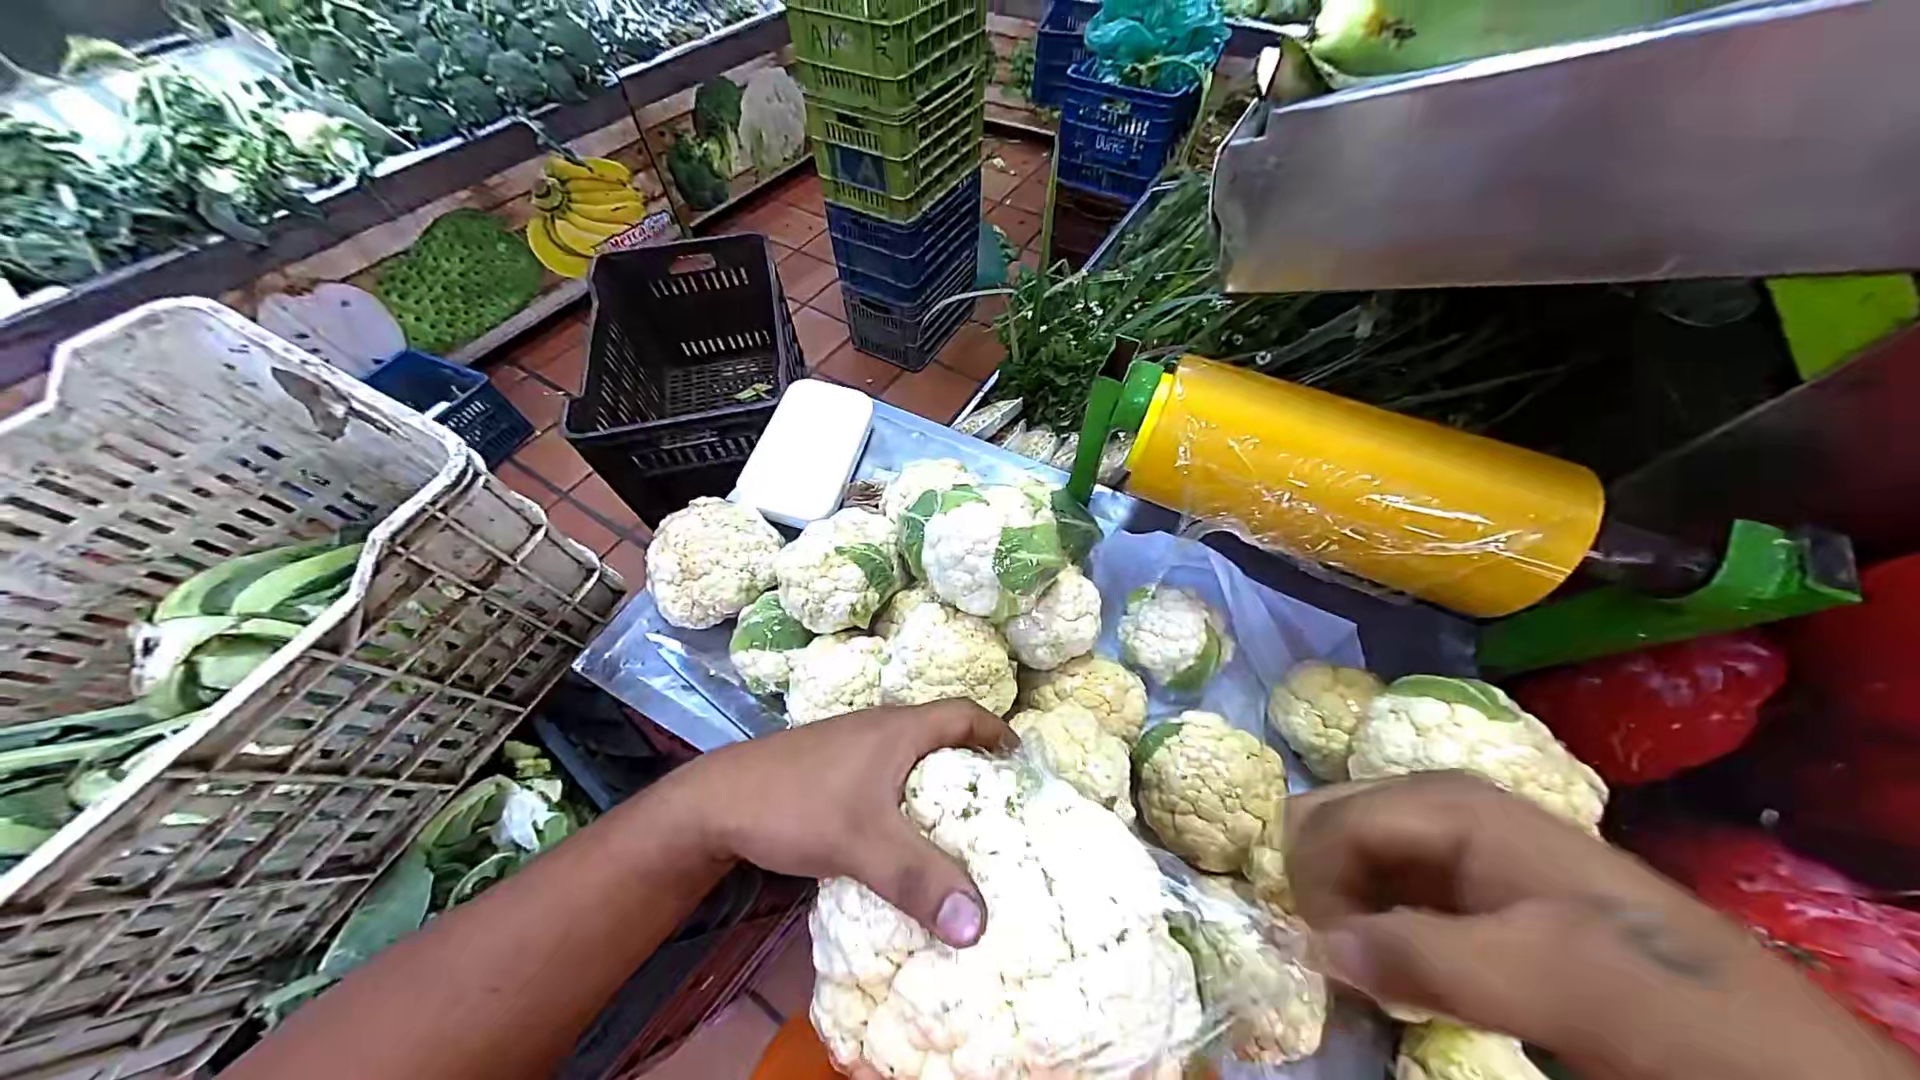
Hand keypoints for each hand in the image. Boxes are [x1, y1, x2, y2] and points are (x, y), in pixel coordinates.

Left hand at [669, 701, 1015, 948]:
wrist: (715, 802)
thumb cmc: (796, 804)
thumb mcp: (862, 844)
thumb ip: (918, 879)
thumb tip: (978, 924)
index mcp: (899, 729)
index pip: (964, 714)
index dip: (997, 732)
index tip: (1023, 762)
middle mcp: (880, 727)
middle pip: (941, 733)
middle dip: (974, 761)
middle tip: (999, 801)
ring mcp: (853, 745)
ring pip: (912, 754)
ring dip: (939, 779)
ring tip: (959, 822)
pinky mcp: (832, 767)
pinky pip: (887, 772)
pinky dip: (907, 793)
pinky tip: (902, 830)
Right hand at [1285, 772, 1919, 1079]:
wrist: (1776, 1053)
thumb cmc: (1663, 1000)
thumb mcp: (1555, 983)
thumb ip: (1428, 957)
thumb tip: (1318, 948)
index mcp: (1447, 802)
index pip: (1327, 821)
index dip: (1316, 888)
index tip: (1340, 962)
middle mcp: (1434, 804)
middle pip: (1323, 822)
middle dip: (1317, 888)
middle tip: (1352, 962)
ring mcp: (1447, 839)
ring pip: (1342, 852)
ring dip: (1338, 908)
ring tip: (1377, 971)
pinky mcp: (1460, 879)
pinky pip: (1376, 883)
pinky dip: (1364, 921)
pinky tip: (1397, 965)